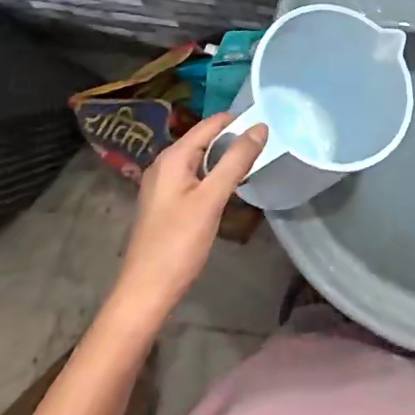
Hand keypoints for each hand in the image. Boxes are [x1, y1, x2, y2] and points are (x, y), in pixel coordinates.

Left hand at [114, 114, 267, 313]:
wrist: (144, 294)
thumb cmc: (178, 244)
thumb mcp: (211, 199)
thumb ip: (236, 160)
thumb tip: (260, 127)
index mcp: (173, 158)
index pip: (211, 124)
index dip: (240, 120)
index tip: (270, 123)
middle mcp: (165, 165)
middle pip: (206, 139)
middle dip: (235, 138)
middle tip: (269, 143)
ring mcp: (164, 185)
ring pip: (202, 158)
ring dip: (227, 157)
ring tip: (257, 161)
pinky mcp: (168, 203)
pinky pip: (197, 176)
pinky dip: (216, 174)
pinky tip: (233, 186)